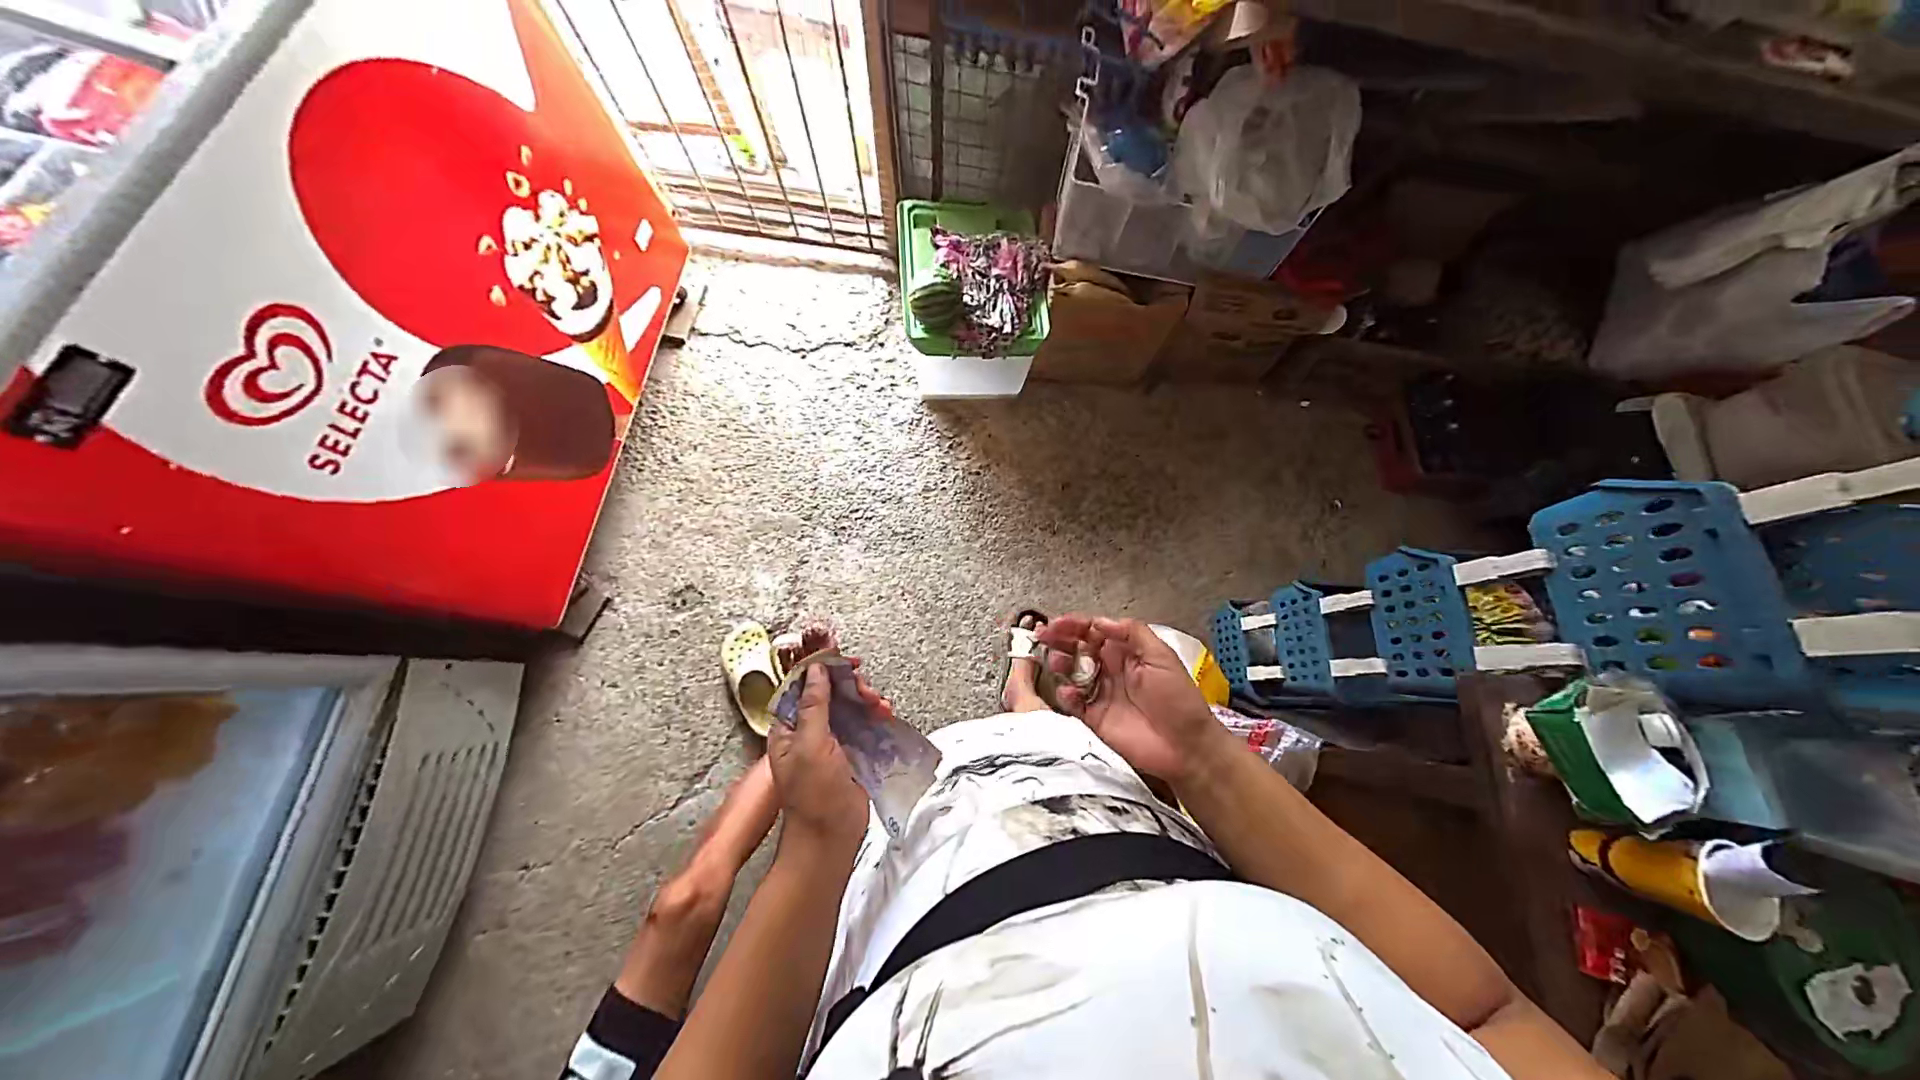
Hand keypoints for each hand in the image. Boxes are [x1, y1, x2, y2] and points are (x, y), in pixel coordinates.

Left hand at [767, 664, 874, 859]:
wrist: (831, 837)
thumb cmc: (814, 796)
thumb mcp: (810, 744)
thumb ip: (814, 705)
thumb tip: (816, 670)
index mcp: (789, 726)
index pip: (803, 685)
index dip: (823, 669)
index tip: (843, 660)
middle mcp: (807, 730)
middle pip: (830, 692)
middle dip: (850, 686)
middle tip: (865, 690)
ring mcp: (830, 740)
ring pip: (849, 706)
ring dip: (865, 700)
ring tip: (878, 705)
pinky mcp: (850, 751)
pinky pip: (862, 723)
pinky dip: (874, 716)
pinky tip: (884, 715)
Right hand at [1037, 615, 1230, 785]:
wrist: (1186, 747)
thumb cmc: (1179, 700)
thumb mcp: (1161, 657)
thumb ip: (1132, 633)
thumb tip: (1100, 621)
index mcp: (1125, 652)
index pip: (1094, 632)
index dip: (1074, 625)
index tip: (1057, 623)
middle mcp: (1109, 669)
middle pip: (1077, 648)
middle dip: (1059, 640)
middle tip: (1044, 635)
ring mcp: (1100, 693)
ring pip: (1070, 673)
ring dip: (1060, 663)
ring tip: (1056, 661)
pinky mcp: (1094, 717)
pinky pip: (1072, 702)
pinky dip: (1065, 695)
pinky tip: (1068, 692)